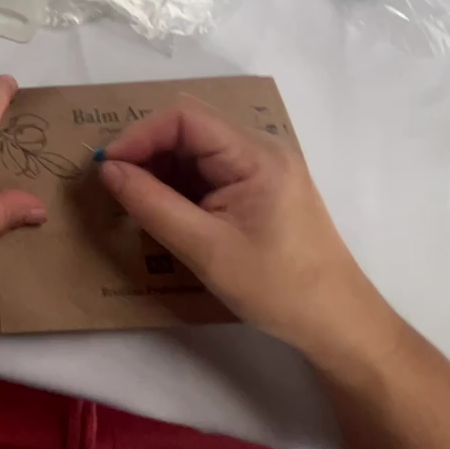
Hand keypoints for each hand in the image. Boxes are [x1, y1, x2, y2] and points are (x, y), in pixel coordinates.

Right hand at [96, 97, 393, 358]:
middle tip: (116, 182)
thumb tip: (106, 169)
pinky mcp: (256, 188)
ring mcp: (259, 168)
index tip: (108, 165)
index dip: (140, 134)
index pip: (184, 117)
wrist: (343, 330)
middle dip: (146, 150)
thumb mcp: (206, 249)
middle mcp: (259, 150)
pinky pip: (204, 169)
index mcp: (256, 155)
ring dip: (159, 168)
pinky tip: (163, 209)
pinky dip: (176, 183)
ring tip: (135, 199)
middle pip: (187, 128)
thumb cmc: (279, 289)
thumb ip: (152, 204)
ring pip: (192, 148)